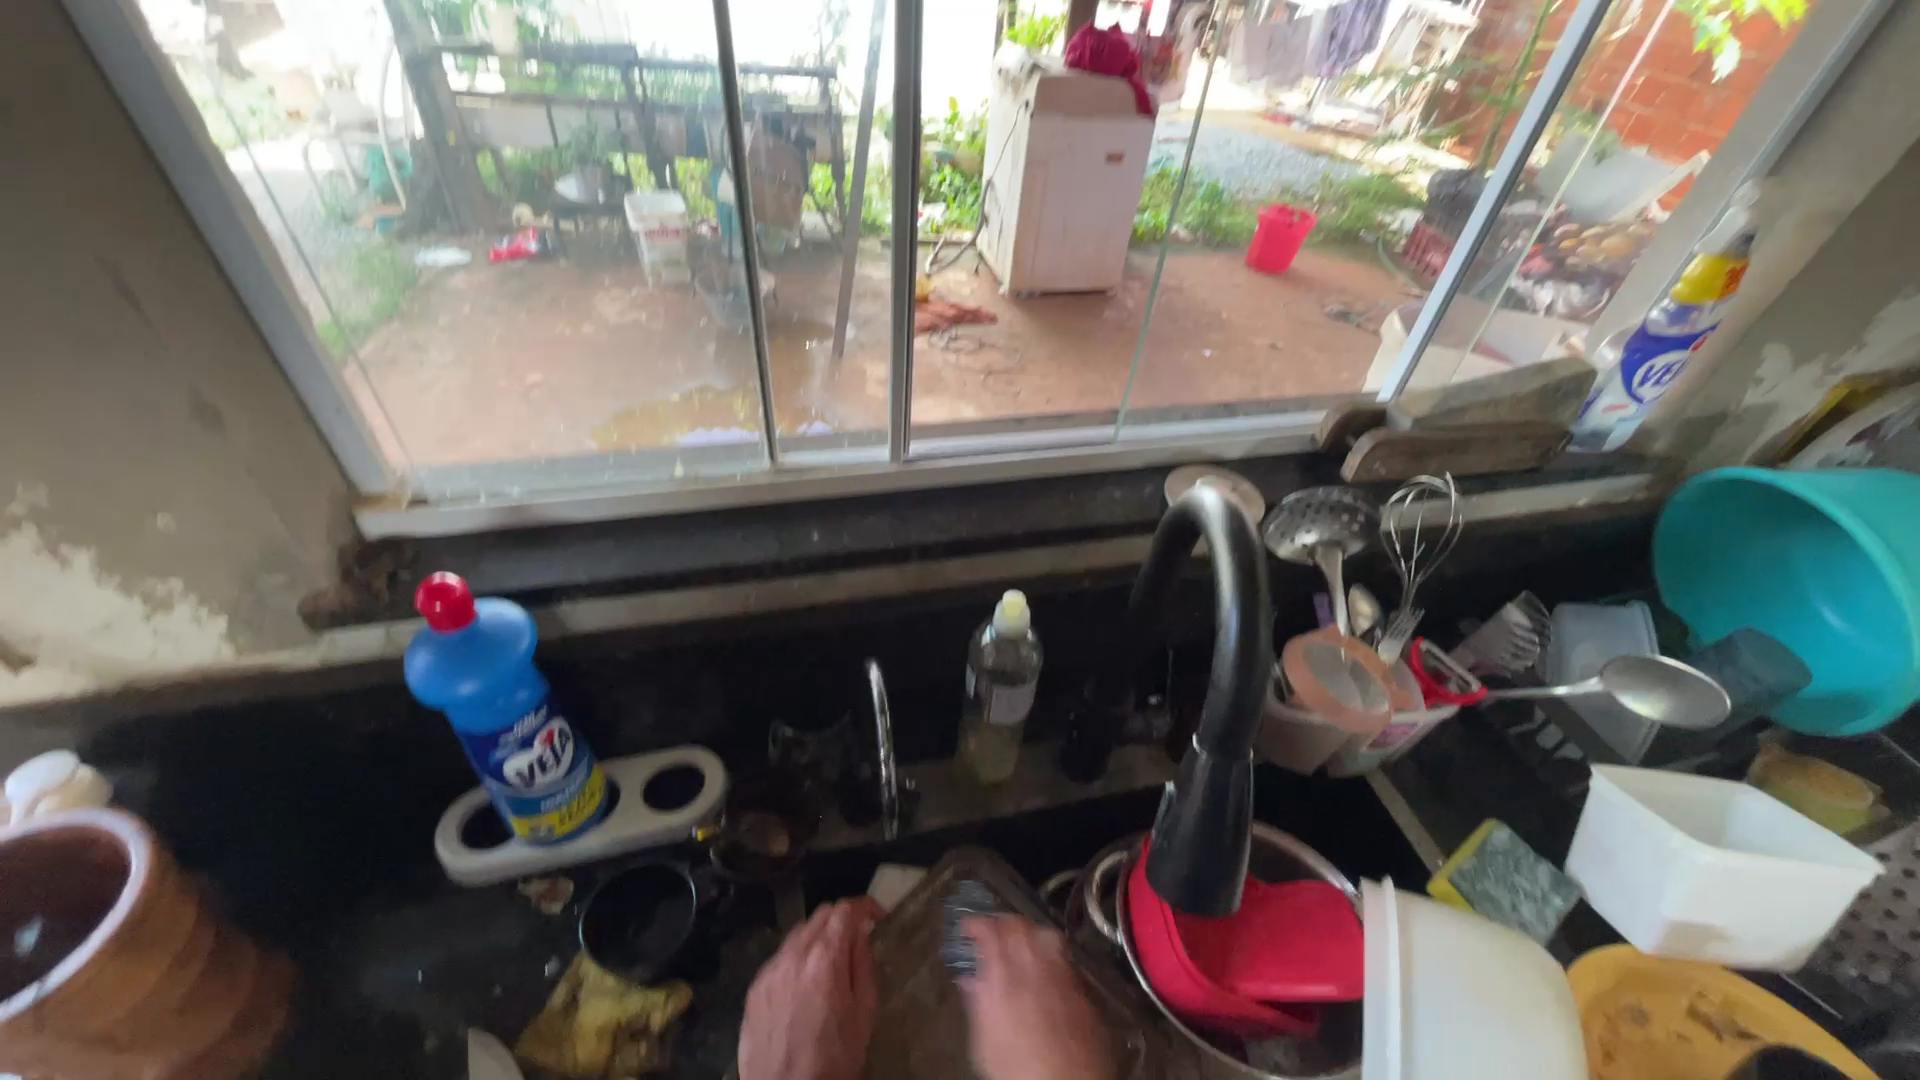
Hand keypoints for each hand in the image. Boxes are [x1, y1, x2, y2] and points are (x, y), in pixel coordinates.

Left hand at [738, 897, 880, 1079]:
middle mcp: (793, 954)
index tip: (877, 917)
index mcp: (824, 958)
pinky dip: (798, 957)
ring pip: (798, 933)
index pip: (845, 910)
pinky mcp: (755, 988)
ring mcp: (770, 970)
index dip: (865, 907)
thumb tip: (860, 936)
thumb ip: (863, 965)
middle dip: (842, 918)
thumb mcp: (864, 1012)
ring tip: (831, 960)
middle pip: (821, 914)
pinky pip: (780, 958)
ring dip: (819, 935)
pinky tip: (805, 982)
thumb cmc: (834, 1058)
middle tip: (857, 938)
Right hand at [958, 915, 1115, 1079]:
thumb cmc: (1018, 1070)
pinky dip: (1052, 954)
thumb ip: (978, 1004)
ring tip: (1022, 940)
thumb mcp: (984, 1043)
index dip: (976, 923)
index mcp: (1003, 977)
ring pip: (1046, 934)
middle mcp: (1034, 967)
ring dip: (1031, 932)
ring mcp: (1061, 975)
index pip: (989, 932)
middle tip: (993, 929)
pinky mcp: (1082, 990)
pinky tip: (1047, 967)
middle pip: (1019, 925)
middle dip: (1003, 922)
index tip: (968, 925)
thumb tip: (970, 981)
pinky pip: (1065, 957)